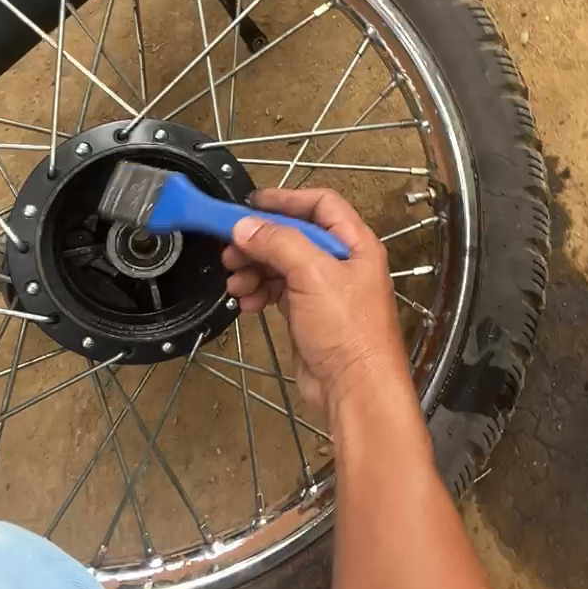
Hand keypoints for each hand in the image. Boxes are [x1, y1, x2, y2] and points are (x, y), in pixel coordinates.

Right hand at [222, 189, 408, 415]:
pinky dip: (259, 292)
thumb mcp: (313, 275)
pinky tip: (247, 301)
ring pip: (281, 264)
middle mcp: (342, 263)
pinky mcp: (308, 313)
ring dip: (254, 268)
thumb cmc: (351, 333)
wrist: (354, 388)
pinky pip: (277, 291)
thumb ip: (279, 243)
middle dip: (260, 240)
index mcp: (355, 244)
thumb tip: (247, 226)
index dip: (286, 200)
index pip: (320, 205)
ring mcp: (324, 289)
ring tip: (236, 280)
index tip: (251, 204)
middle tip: (232, 247)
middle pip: (294, 235)